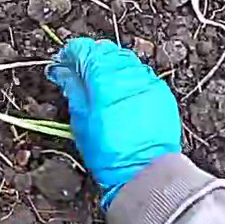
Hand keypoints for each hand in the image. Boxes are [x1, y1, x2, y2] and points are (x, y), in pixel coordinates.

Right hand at [46, 38, 181, 205]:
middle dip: (91, 57)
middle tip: (80, 73)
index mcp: (104, 78)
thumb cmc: (109, 153)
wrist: (147, 173)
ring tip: (101, 85)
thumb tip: (63, 71)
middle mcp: (128, 73)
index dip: (71, 53)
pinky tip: (121, 93)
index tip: (64, 62)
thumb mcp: (81, 122)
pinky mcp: (161, 91)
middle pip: (105, 50)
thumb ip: (73, 90)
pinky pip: (141, 73)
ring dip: (110, 66)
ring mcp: (147, 81)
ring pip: (124, 59)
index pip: (85, 50)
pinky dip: (128, 77)